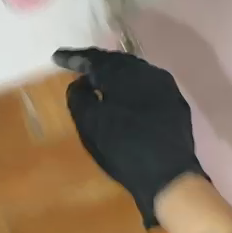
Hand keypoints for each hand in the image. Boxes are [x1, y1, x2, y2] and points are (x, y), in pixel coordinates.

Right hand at [56, 47, 205, 227]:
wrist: (168, 175)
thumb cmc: (122, 150)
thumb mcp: (89, 126)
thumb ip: (79, 98)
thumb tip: (80, 82)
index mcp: (122, 75)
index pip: (93, 59)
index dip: (73, 57)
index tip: (56, 57)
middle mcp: (147, 72)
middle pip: (117, 61)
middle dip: (96, 63)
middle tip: (78, 66)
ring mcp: (165, 86)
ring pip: (135, 71)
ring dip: (115, 73)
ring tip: (100, 80)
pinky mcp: (175, 102)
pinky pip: (148, 84)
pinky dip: (131, 86)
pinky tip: (125, 96)